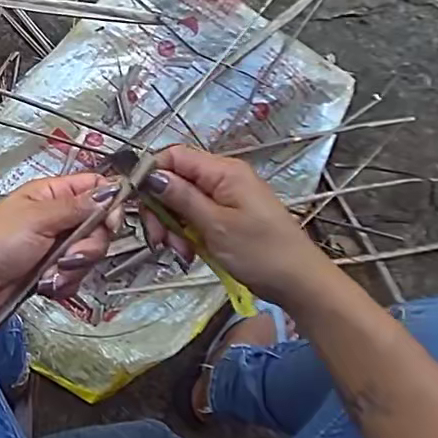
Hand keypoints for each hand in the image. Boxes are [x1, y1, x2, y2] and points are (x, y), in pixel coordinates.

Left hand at [0, 173, 120, 315]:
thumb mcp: (37, 219)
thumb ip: (77, 206)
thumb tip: (109, 192)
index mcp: (53, 194)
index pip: (96, 188)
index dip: (109, 204)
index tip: (110, 222)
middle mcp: (60, 217)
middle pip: (100, 226)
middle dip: (89, 245)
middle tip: (69, 253)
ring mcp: (58, 244)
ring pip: (91, 254)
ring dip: (74, 267)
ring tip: (50, 271)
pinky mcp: (56, 269)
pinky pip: (79, 275)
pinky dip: (65, 282)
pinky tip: (47, 282)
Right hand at [136, 144, 339, 307]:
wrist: (299, 281)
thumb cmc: (261, 252)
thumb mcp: (215, 225)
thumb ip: (181, 198)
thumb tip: (151, 174)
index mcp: (223, 171)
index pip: (174, 156)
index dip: (151, 175)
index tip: (139, 205)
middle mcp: (224, 178)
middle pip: (176, 181)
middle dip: (162, 210)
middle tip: (160, 240)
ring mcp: (227, 198)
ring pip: (183, 202)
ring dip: (174, 227)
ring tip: (181, 252)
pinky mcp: (229, 217)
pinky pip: (197, 218)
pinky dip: (188, 234)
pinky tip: (190, 253)